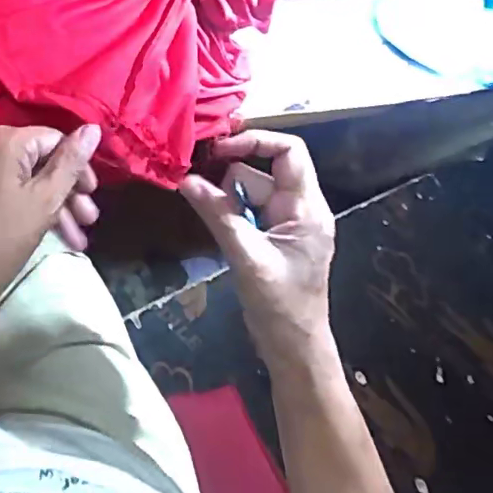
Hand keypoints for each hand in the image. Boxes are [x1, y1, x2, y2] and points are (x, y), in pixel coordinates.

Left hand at [0, 125, 101, 327]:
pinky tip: (52, 234)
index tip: (92, 197)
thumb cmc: (0, 240)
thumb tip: (93, 128)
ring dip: (54, 204)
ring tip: (77, 238)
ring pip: (26, 177)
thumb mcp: (44, 200)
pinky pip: (9, 188)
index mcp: (5, 139)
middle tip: (89, 220)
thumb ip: (71, 163)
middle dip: (68, 190)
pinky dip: (30, 207)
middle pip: (41, 158)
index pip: (56, 139)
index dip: (79, 167)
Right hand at [180, 130, 335, 369]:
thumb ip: (217, 215)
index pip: (289, 150)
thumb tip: (185, 179)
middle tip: (196, 177)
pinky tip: (209, 214)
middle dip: (230, 172)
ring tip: (200, 203)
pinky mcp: (273, 234)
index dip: (256, 140)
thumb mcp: (246, 258)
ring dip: (225, 193)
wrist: (294, 352)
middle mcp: (300, 207)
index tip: (221, 148)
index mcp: (307, 208)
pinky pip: (248, 206)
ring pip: (250, 187)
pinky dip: (228, 207)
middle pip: (263, 169)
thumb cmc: (281, 307)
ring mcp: (287, 221)